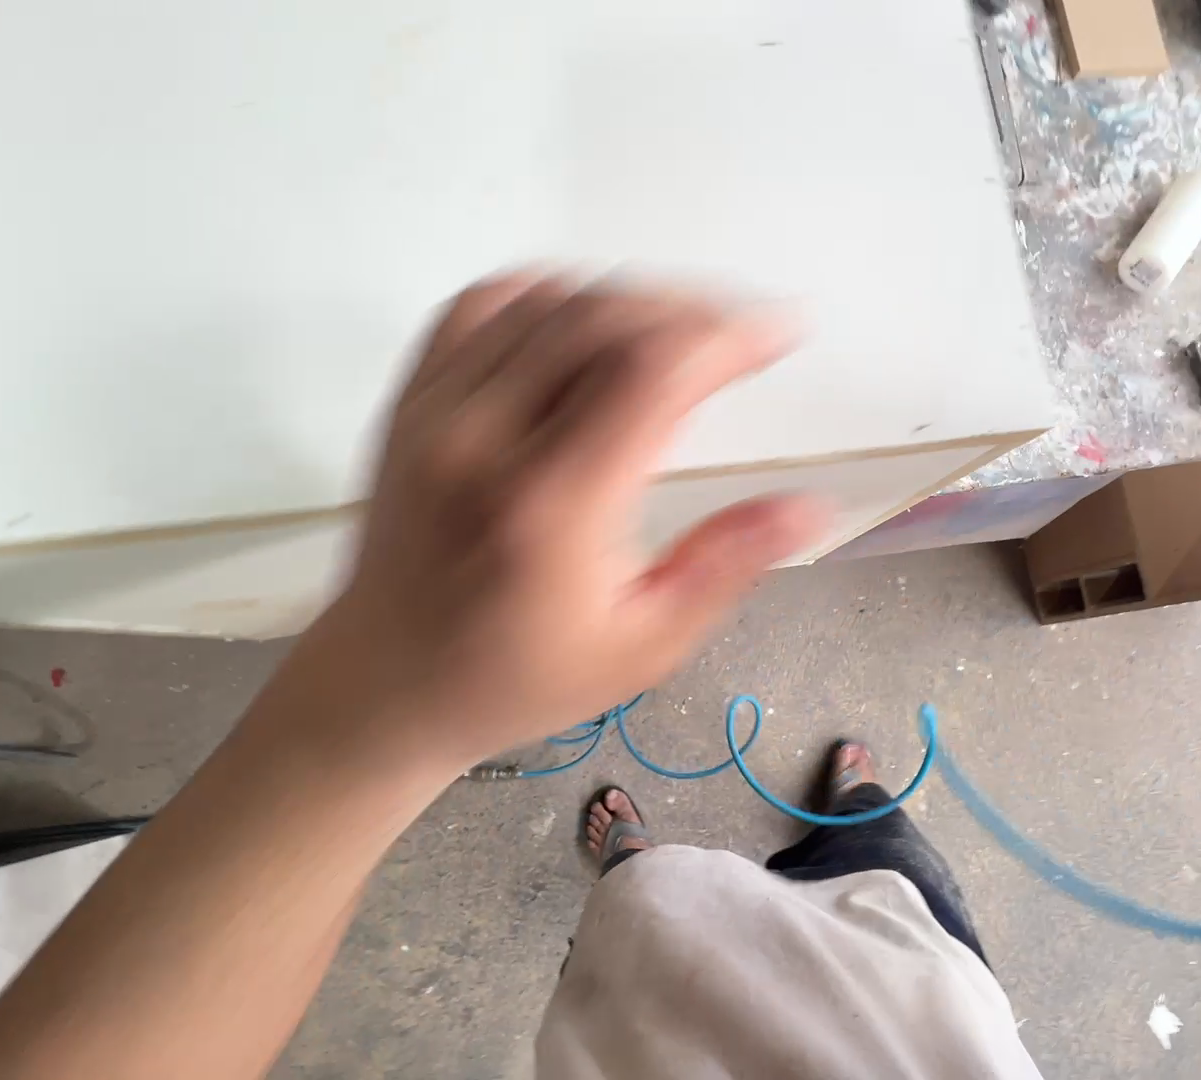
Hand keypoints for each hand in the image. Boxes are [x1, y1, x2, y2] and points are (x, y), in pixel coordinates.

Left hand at [285, 275, 827, 774]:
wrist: (387, 683)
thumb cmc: (524, 677)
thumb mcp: (644, 645)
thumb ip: (727, 565)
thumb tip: (812, 504)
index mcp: (550, 508)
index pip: (649, 372)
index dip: (728, 336)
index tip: (782, 333)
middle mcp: (484, 439)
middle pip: (606, 317)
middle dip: (694, 311)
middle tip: (743, 338)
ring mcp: (436, 410)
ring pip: (551, 299)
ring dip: (634, 300)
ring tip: (683, 334)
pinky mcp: (412, 399)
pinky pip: (486, 303)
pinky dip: (555, 296)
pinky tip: (590, 328)